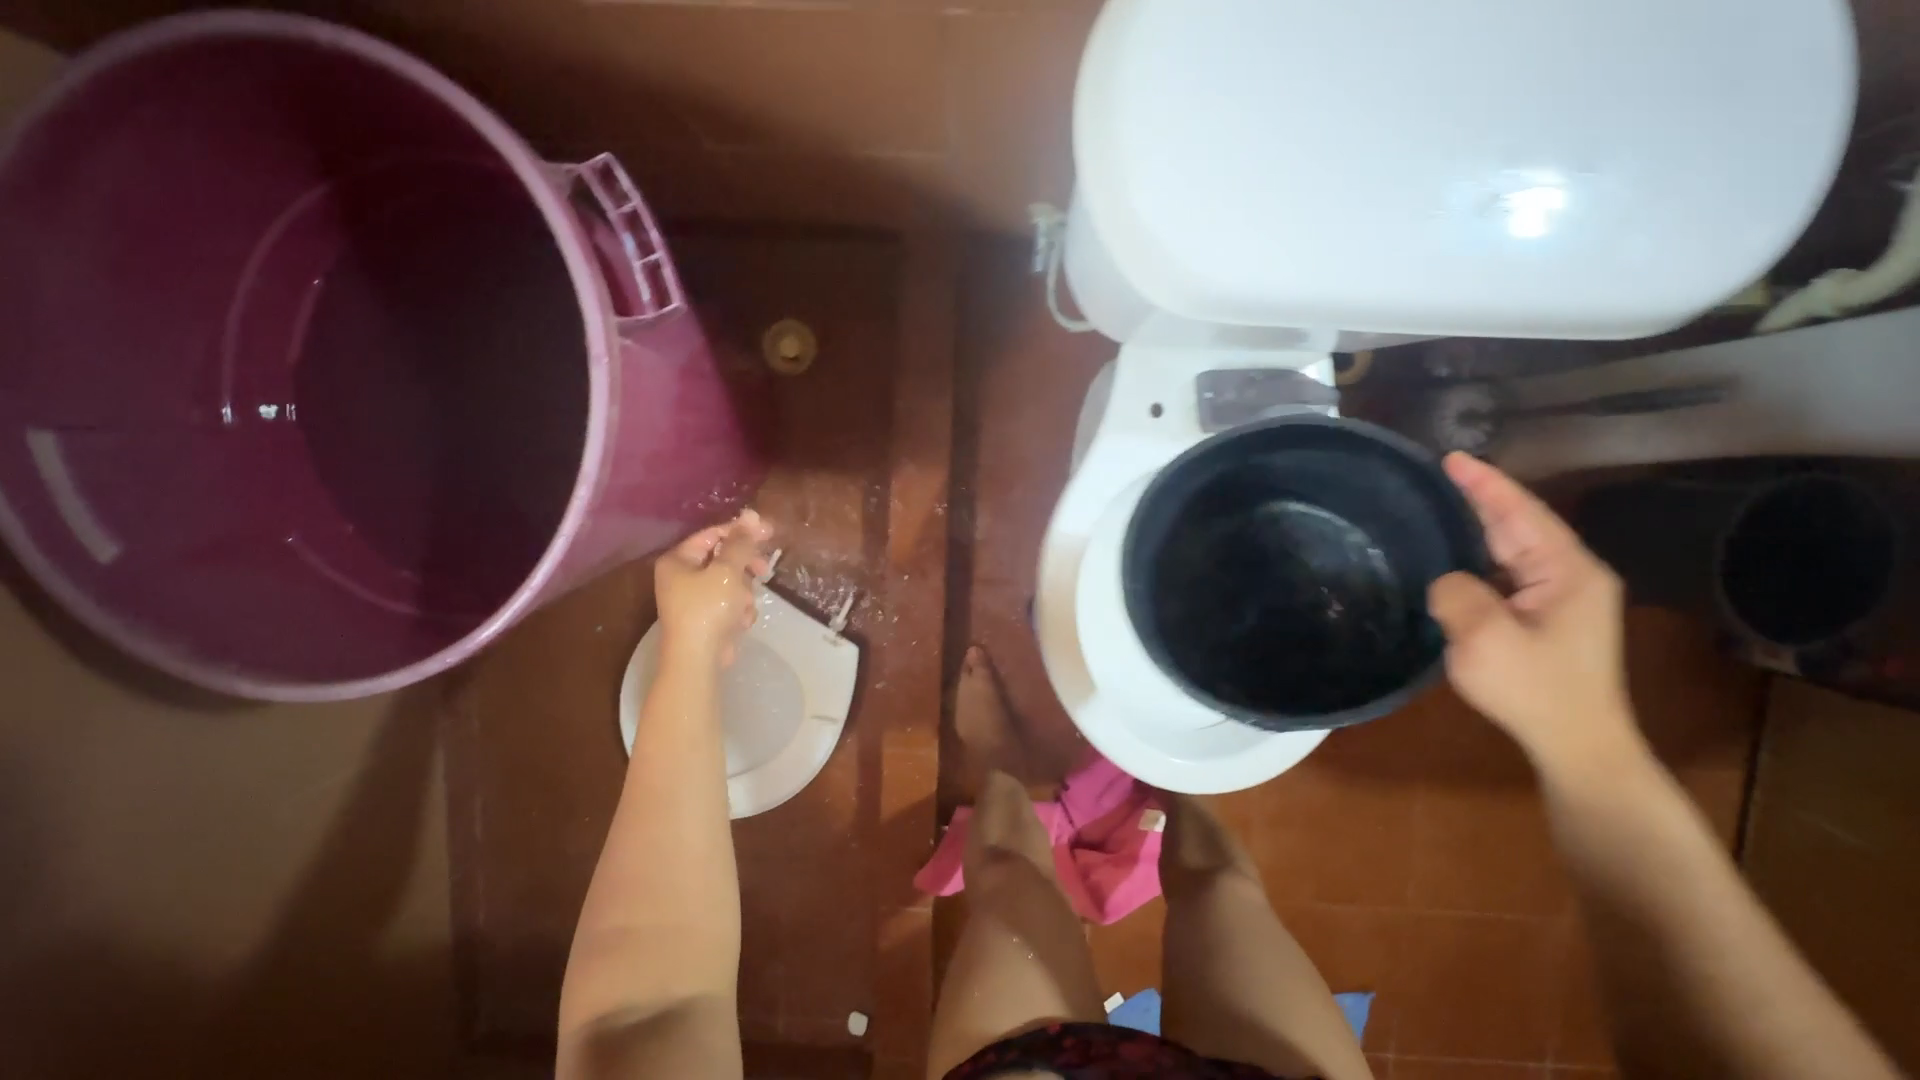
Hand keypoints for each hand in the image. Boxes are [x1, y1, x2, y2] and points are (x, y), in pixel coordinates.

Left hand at [655, 509, 774, 667]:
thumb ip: (741, 542)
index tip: (769, 533)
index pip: (713, 535)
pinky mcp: (705, 618)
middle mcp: (681, 576)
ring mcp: (693, 599)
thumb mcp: (728, 570)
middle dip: (744, 569)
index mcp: (678, 560)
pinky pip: (729, 603)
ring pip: (730, 582)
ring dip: (743, 593)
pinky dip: (738, 610)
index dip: (741, 532)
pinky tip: (739, 622)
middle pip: (723, 559)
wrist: (698, 659)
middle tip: (763, 570)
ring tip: (742, 607)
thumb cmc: (708, 608)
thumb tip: (752, 514)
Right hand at [1428, 454, 1639, 769]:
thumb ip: (1457, 594)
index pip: (1521, 513)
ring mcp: (1564, 599)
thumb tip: (1447, 580)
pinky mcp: (1549, 620)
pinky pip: (1510, 573)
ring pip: (1515, 550)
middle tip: (1439, 476)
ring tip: (1441, 506)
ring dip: (1480, 527)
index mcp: (1567, 571)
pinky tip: (1457, 557)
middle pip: (1521, 525)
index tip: (1452, 458)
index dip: (1485, 484)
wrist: (1577, 743)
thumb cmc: (1535, 689)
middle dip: (1482, 499)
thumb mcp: (1485, 639)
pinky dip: (1482, 557)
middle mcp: (1572, 576)